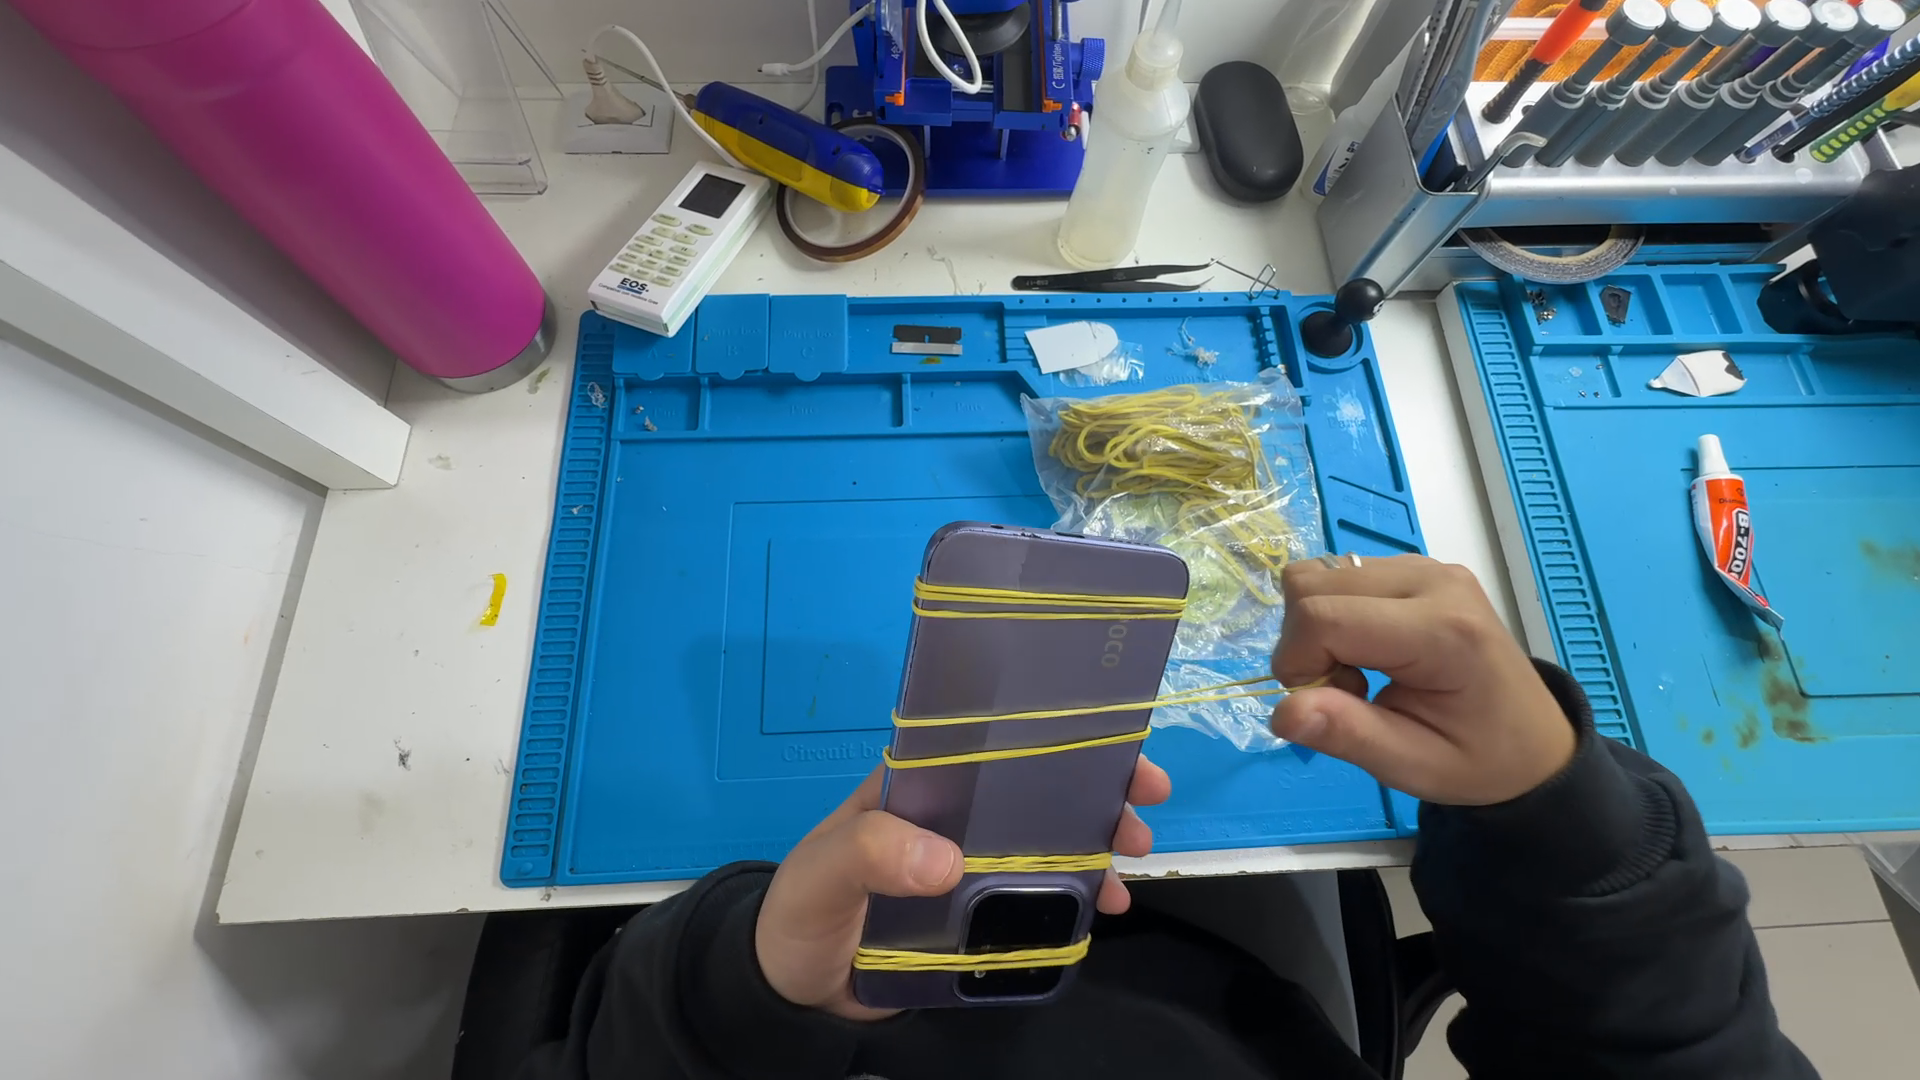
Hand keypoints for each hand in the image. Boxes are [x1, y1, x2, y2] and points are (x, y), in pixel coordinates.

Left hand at [756, 756, 1171, 1020]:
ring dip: (1097, 841)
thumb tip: (948, 860)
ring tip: (1134, 858)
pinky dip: (1078, 898)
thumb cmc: (803, 908)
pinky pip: (1040, 899)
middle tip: (1145, 799)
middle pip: (1035, 789)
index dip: (1051, 737)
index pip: (993, 745)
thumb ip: (871, 851)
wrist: (793, 989)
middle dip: (1095, 787)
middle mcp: (955, 816)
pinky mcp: (981, 916)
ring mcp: (972, 865)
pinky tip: (1104, 908)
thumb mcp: (825, 868)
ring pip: (1048, 840)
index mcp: (922, 784)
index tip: (1108, 742)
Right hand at [1268, 555, 1573, 805]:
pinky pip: (1332, 574)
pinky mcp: (1408, 565)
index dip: (1298, 661)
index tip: (1324, 703)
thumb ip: (1347, 735)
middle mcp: (1430, 581)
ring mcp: (1419, 566)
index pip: (1322, 617)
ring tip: (1352, 666)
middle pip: (1309, 588)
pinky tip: (1361, 646)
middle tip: (1343, 688)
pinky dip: (1326, 612)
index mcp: (1442, 630)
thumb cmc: (1475, 759)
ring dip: (1310, 627)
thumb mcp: (1412, 766)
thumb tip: (1281, 712)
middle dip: (1301, 644)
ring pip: (1312, 576)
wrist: (1532, 741)